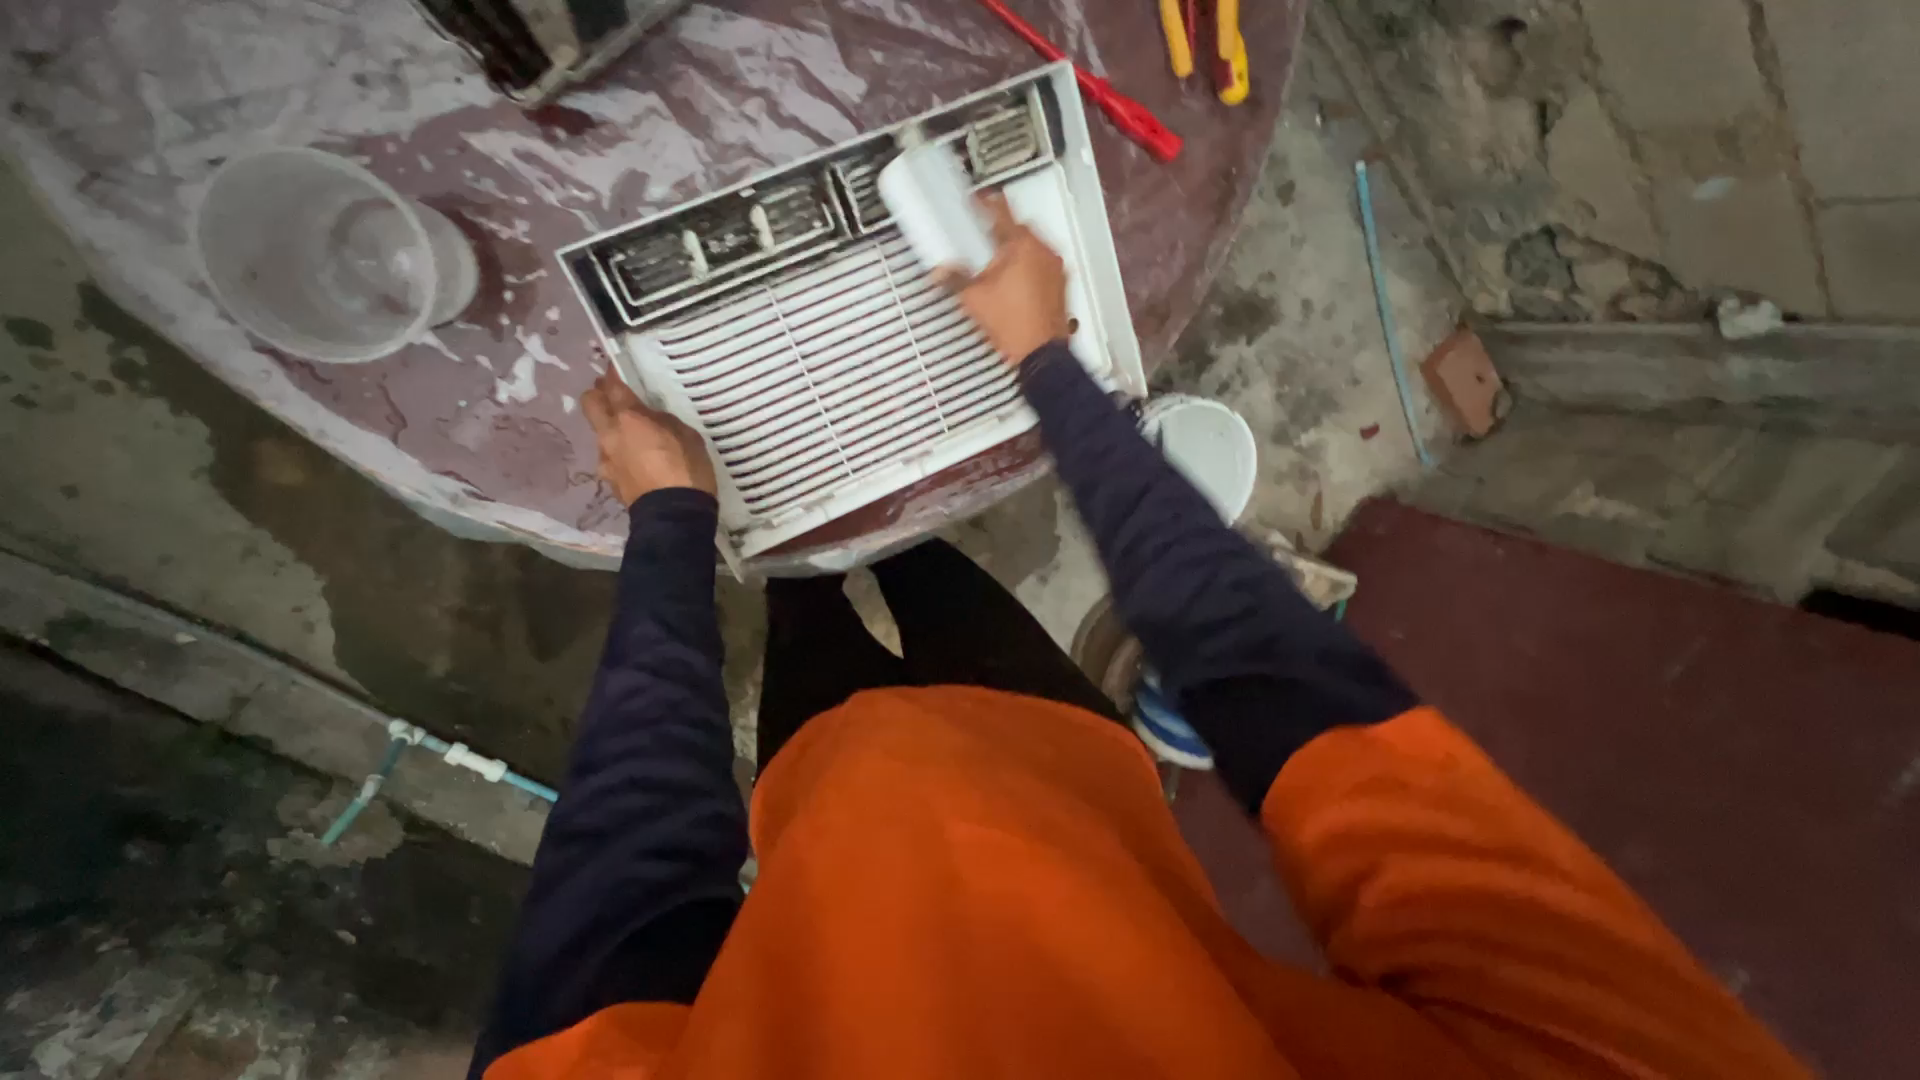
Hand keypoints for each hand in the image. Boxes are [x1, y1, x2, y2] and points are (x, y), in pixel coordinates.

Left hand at [581, 370, 717, 505]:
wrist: (674, 517)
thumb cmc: (687, 471)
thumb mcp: (688, 436)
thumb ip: (664, 421)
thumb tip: (652, 418)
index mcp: (630, 418)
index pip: (613, 385)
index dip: (614, 373)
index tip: (617, 367)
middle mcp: (610, 434)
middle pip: (590, 403)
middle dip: (599, 395)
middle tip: (616, 397)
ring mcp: (606, 459)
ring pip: (599, 433)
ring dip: (611, 429)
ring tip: (632, 437)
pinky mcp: (609, 481)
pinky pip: (610, 459)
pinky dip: (619, 456)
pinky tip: (636, 463)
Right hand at [953, 195, 1072, 366]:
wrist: (1041, 355)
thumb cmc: (1016, 327)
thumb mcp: (974, 299)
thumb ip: (955, 278)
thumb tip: (942, 271)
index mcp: (1023, 245)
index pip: (1000, 209)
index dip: (984, 203)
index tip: (976, 201)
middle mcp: (1045, 252)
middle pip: (1019, 229)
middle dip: (1000, 235)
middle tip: (982, 244)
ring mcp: (1056, 269)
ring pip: (1032, 248)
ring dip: (1015, 253)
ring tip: (996, 270)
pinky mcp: (1061, 286)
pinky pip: (1042, 267)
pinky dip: (1027, 270)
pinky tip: (1013, 287)